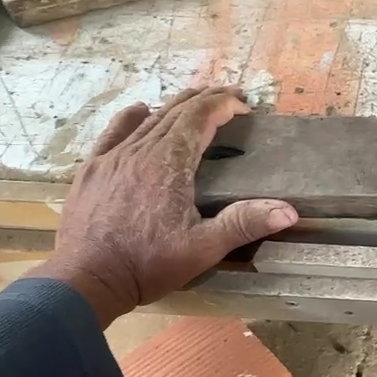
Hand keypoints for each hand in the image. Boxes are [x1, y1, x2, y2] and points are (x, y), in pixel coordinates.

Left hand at [26, 87, 297, 326]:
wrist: (87, 278)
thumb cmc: (148, 264)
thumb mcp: (204, 248)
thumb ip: (244, 223)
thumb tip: (289, 211)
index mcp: (170, 165)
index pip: (200, 119)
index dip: (223, 106)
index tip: (244, 105)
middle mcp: (140, 152)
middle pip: (176, 113)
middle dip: (204, 100)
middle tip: (227, 97)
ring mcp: (112, 158)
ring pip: (148, 120)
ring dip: (175, 106)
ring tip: (194, 101)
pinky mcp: (92, 170)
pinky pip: (114, 132)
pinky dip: (132, 118)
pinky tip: (140, 110)